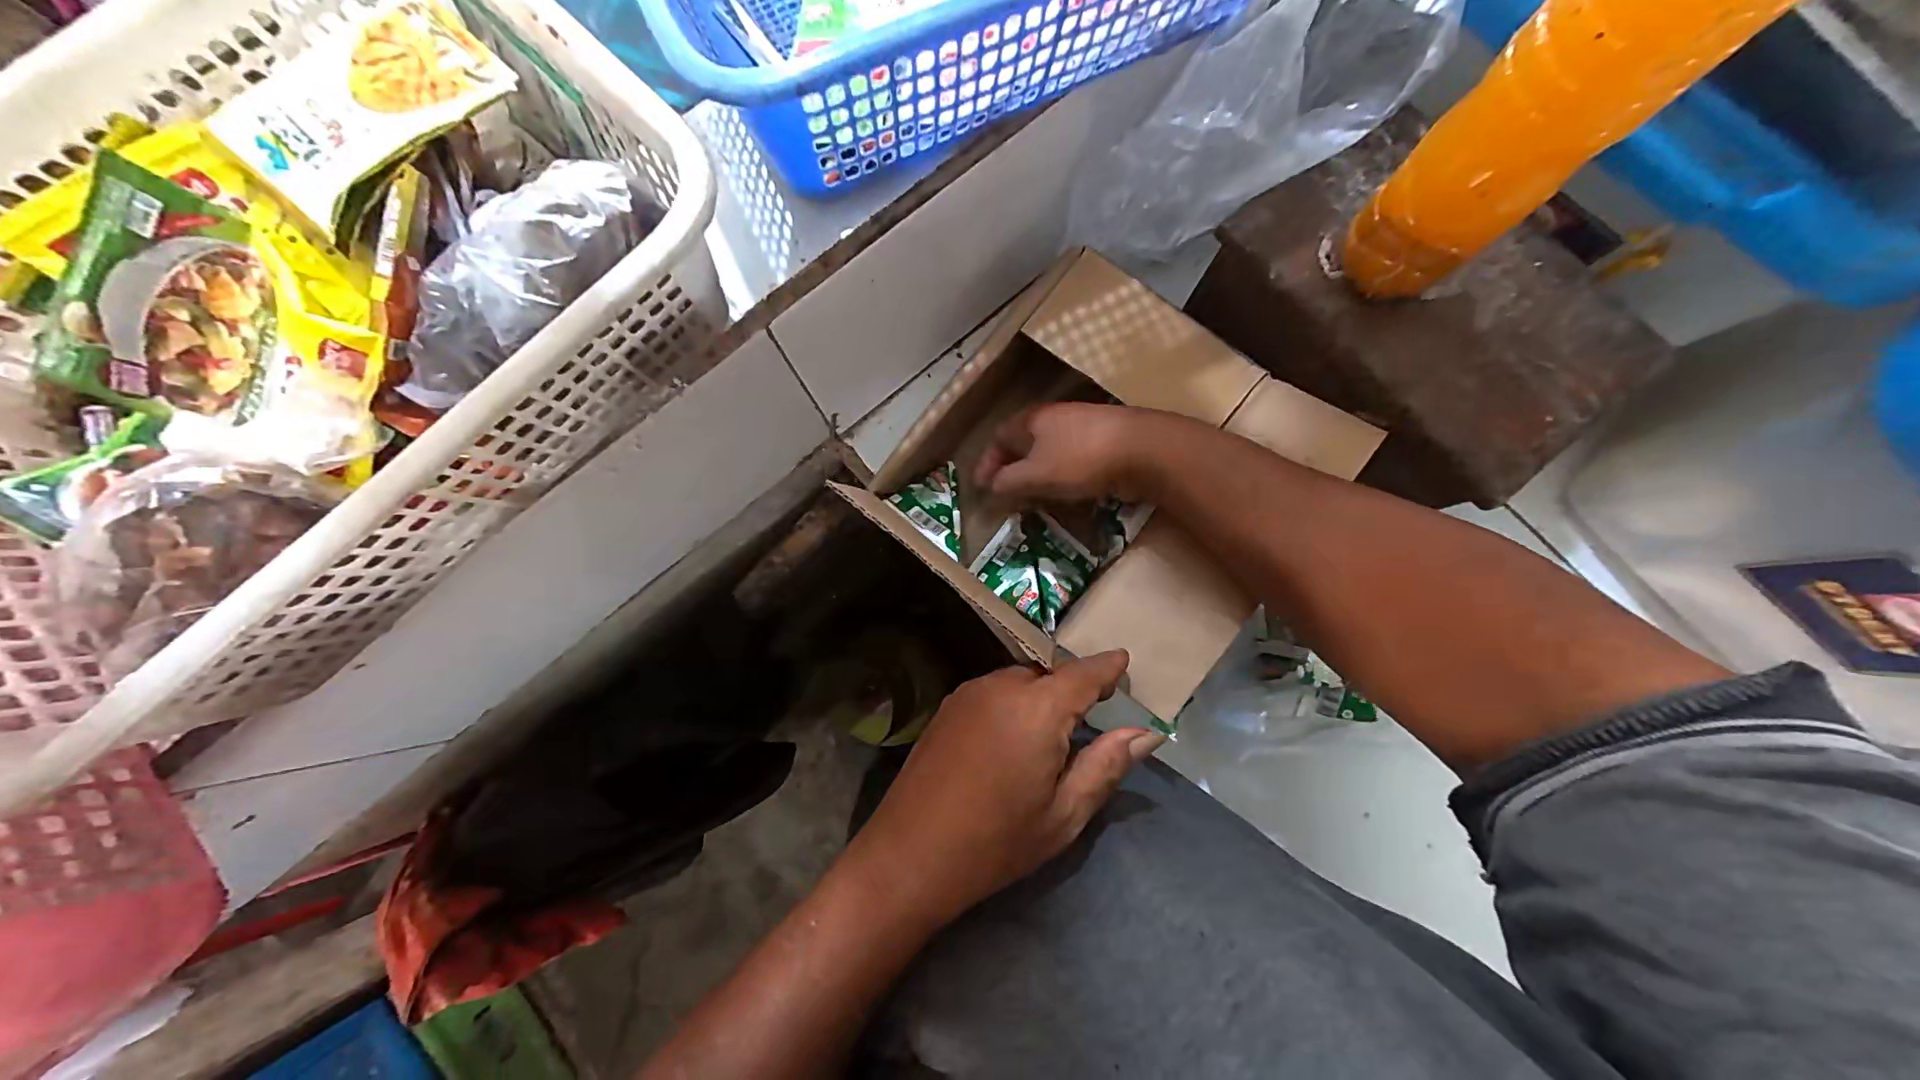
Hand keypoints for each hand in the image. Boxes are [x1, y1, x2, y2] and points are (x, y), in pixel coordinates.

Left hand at [839, 651, 1163, 928]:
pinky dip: (1012, 705)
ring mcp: (968, 693)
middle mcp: (1001, 686)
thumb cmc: (997, 841)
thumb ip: (1107, 765)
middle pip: (1050, 675)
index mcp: (1038, 707)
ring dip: (1039, 699)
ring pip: (1019, 682)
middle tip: (1089, 724)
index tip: (1124, 663)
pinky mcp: (947, 707)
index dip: (1108, 668)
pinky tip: (1009, 744)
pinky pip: (993, 693)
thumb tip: (1147, 734)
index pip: (1084, 673)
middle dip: (1072, 692)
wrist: (910, 855)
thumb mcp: (1064, 813)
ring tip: (1046, 742)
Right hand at [974, 402, 1160, 503]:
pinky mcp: (1104, 445)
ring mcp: (1082, 430)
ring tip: (1033, 500)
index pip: (999, 437)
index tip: (981, 486)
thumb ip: (1009, 481)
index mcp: (1033, 420)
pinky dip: (1061, 480)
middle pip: (1024, 445)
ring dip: (1037, 478)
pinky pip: (1072, 464)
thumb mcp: (1035, 474)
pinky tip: (1066, 497)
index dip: (987, 462)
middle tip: (1005, 496)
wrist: (1142, 450)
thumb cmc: (1080, 459)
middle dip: (1012, 472)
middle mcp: (1055, 419)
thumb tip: (992, 485)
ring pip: (1049, 456)